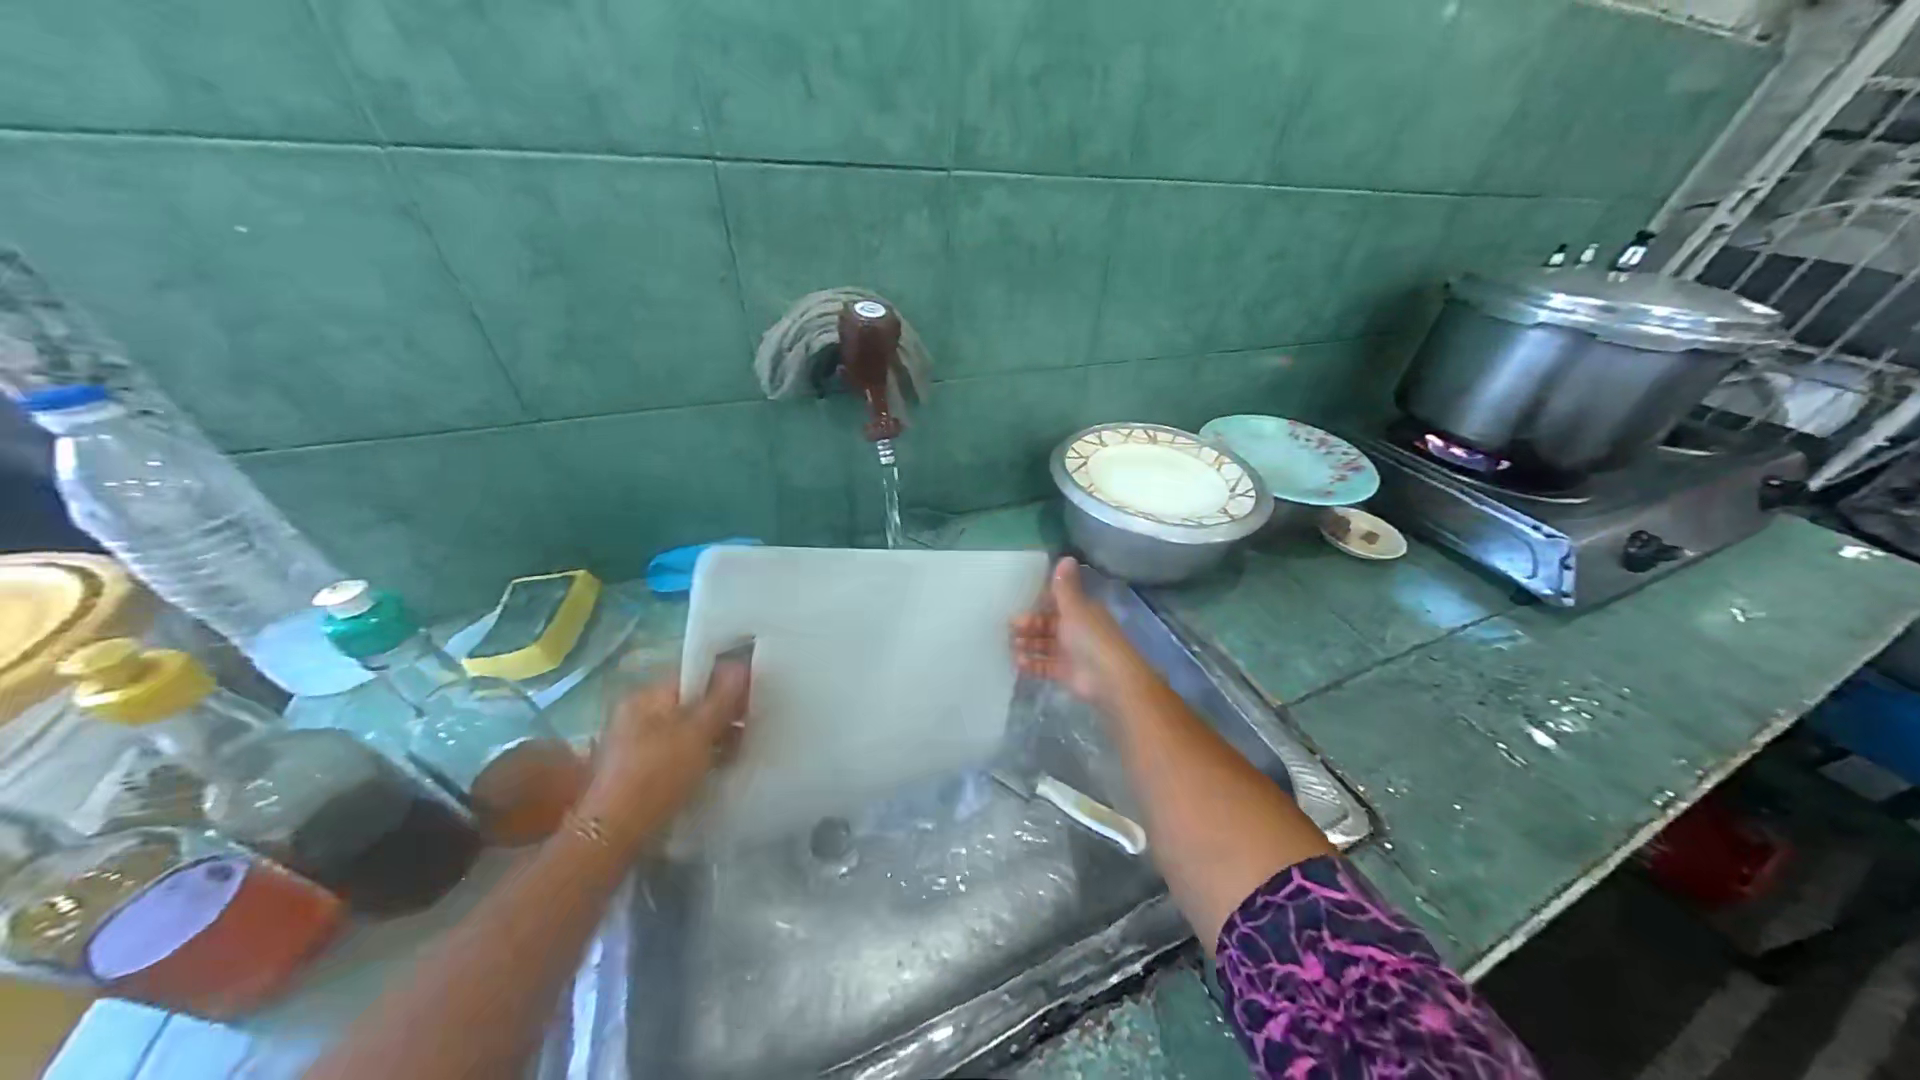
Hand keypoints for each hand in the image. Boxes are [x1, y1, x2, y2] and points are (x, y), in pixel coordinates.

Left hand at [577, 661, 749, 848]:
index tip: (753, 693)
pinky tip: (720, 766)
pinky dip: (700, 754)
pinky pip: (679, 750)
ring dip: (714, 734)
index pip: (693, 674)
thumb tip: (740, 664)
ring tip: (743, 746)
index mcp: (646, 696)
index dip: (725, 679)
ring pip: (686, 728)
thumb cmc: (658, 775)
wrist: (614, 834)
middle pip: (690, 702)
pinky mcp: (641, 770)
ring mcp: (637, 743)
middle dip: (723, 710)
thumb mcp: (697, 733)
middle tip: (753, 721)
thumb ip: (721, 698)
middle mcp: (638, 714)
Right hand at [1011, 558, 1148, 706]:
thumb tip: (1066, 557)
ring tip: (1012, 646)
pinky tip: (1018, 663)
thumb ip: (1065, 587)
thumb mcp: (1076, 608)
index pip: (1056, 604)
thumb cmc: (1091, 637)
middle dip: (1030, 627)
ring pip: (1045, 646)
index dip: (1038, 605)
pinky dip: (1033, 664)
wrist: (1110, 678)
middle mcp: (1077, 630)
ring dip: (1029, 645)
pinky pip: (1046, 666)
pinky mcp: (1067, 673)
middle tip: (1010, 628)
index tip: (1018, 605)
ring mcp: (1072, 653)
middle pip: (1048, 626)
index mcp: (1082, 612)